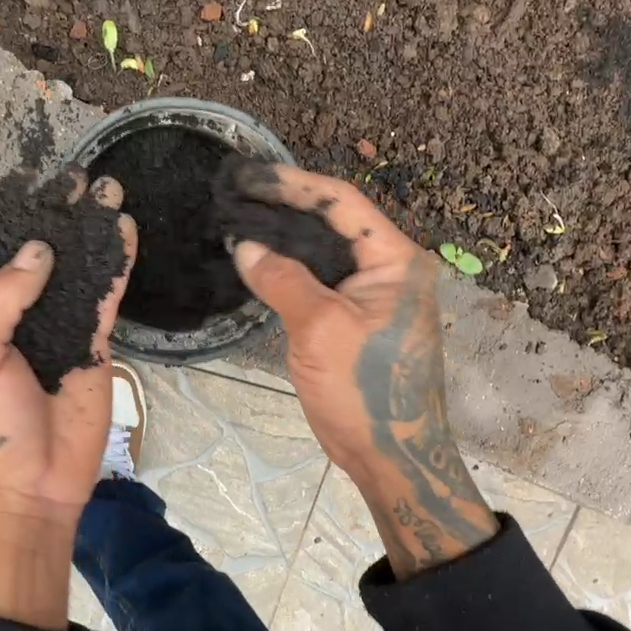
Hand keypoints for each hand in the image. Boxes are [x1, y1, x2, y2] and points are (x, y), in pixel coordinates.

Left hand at [0, 173, 136, 626]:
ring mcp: (53, 328)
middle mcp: (9, 317)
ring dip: (86, 233)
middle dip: (48, 218)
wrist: (30, 486)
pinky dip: (114, 264)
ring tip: (104, 188)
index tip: (15, 184)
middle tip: (71, 178)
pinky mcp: (91, 344)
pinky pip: (103, 297)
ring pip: (71, 271)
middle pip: (30, 257)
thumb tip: (38, 249)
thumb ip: (1, 297)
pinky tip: (125, 229)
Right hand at [230, 164, 496, 577]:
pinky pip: (318, 282)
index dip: (295, 184)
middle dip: (284, 208)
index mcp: (396, 260)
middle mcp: (387, 270)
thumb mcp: (320, 328)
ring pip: (323, 254)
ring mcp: (370, 297)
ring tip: (237, 220)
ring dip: (283, 239)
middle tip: (235, 194)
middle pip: (332, 223)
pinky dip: (287, 271)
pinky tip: (255, 262)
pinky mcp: (351, 321)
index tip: (250, 175)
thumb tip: (245, 246)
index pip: (343, 203)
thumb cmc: (364, 389)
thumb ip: (283, 280)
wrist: (388, 456)